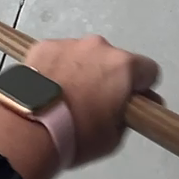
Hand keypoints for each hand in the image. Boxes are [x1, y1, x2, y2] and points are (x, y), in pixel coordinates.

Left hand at [25, 35, 160, 166]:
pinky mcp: (43, 45)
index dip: (142, 88)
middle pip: (113, 60)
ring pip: (84, 55)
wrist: (30, 125)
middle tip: (95, 103)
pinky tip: (48, 89)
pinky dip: (57, 67)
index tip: (131, 103)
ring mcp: (69, 42)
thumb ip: (131, 114)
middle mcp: (98, 46)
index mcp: (123, 66)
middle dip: (109, 78)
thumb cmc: (78, 135)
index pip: (148, 70)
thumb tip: (137, 104)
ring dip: (82, 70)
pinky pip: (58, 55)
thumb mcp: (115, 136)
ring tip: (66, 98)